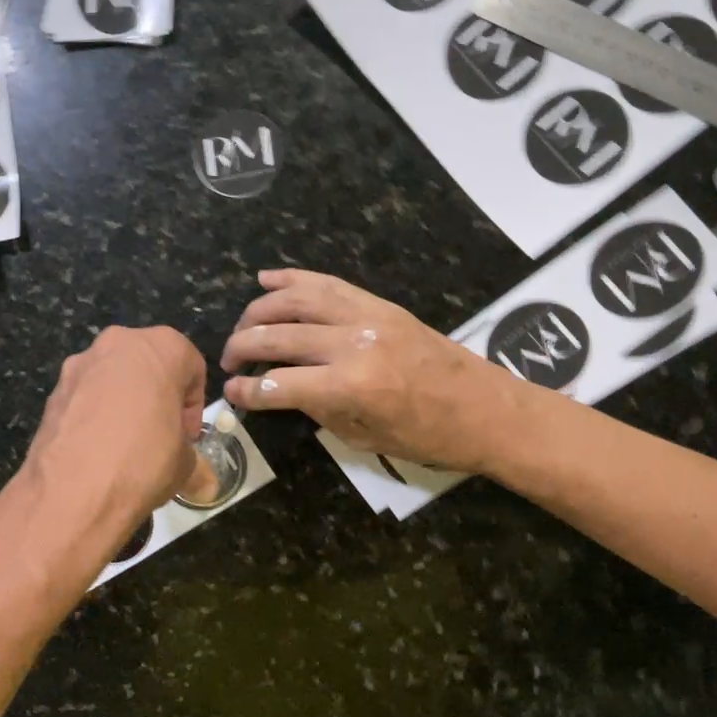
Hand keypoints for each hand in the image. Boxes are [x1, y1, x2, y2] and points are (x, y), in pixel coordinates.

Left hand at [27, 326, 207, 524]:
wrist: (73, 490)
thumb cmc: (144, 462)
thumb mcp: (184, 464)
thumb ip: (191, 457)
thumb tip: (202, 478)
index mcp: (160, 347)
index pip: (191, 366)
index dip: (193, 405)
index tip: (188, 436)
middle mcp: (117, 344)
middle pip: (147, 365)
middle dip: (157, 396)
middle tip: (160, 435)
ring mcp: (79, 365)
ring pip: (112, 378)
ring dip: (123, 403)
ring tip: (125, 446)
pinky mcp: (53, 391)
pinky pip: (84, 397)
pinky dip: (94, 415)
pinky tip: (96, 451)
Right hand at [220, 270, 544, 473]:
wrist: (488, 410)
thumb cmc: (428, 438)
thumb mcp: (365, 437)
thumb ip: (319, 409)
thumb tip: (282, 390)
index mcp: (350, 387)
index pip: (279, 384)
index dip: (248, 390)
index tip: (230, 392)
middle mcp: (354, 344)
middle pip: (280, 336)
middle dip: (243, 347)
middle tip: (228, 361)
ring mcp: (369, 317)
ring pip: (299, 300)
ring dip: (262, 309)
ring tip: (242, 324)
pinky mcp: (381, 305)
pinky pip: (330, 284)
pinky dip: (295, 279)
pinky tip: (269, 279)